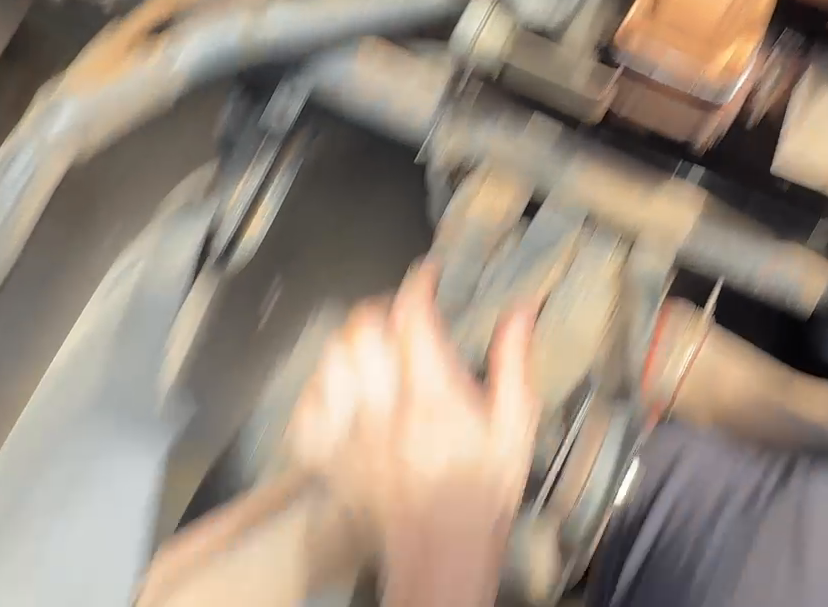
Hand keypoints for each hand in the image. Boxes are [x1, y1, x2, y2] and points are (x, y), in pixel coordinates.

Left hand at [287, 263, 537, 603]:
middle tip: (402, 308)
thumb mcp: (516, 423)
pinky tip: (344, 383)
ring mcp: (349, 437)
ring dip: (351, 339)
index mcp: (433, 398)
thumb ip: (514, 361)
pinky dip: (321, 383)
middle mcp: (385, 412)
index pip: (412, 319)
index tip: (427, 274)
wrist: (442, 552)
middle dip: (382, 306)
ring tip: (374, 339)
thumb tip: (521, 308)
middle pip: (362, 331)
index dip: (417, 285)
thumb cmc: (482, 489)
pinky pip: (307, 406)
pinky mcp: (328, 460)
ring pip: (330, 361)